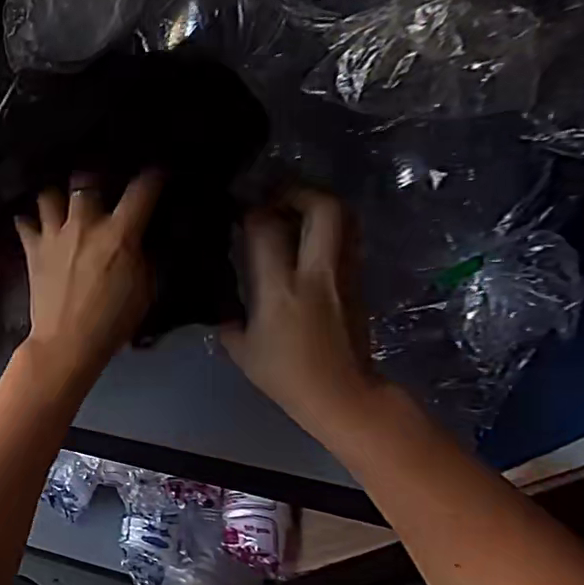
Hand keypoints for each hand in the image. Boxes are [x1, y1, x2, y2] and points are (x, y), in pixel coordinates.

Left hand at [16, 170, 159, 396]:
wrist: (66, 341)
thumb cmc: (113, 319)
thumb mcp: (145, 284)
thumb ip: (143, 252)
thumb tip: (142, 235)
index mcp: (119, 233)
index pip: (142, 188)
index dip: (154, 175)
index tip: (158, 172)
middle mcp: (84, 226)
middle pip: (85, 180)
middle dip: (93, 177)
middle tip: (98, 183)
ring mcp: (53, 237)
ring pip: (49, 195)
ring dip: (57, 195)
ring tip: (62, 200)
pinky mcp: (32, 251)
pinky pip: (23, 223)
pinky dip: (27, 219)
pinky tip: (32, 220)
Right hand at [221, 187, 383, 434]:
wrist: (341, 392)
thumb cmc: (282, 374)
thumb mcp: (239, 345)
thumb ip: (231, 312)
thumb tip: (227, 294)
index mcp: (279, 289)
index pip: (265, 230)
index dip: (249, 211)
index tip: (233, 208)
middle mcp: (316, 272)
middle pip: (323, 209)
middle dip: (297, 192)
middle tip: (271, 196)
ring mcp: (343, 274)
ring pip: (343, 219)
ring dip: (317, 205)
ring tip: (289, 210)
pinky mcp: (356, 281)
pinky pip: (344, 239)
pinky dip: (325, 228)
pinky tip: (303, 239)